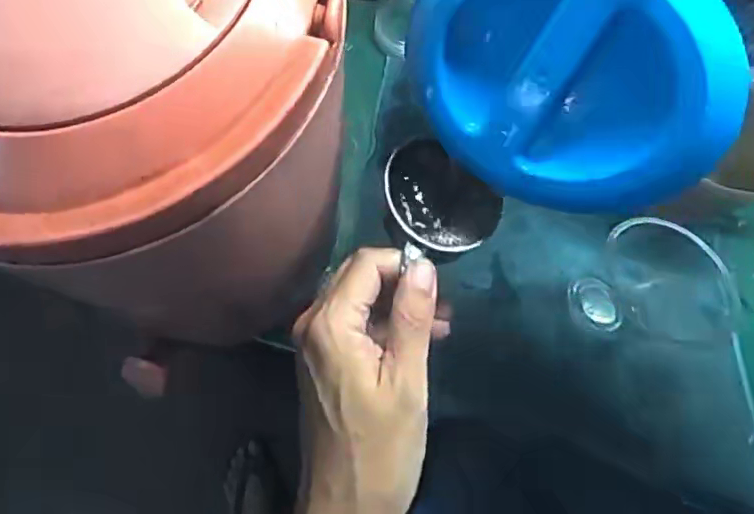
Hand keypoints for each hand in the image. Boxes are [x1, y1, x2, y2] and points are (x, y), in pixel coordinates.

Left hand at [292, 248, 438, 513]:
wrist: (344, 510)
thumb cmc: (380, 450)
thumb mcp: (406, 382)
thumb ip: (412, 317)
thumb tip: (423, 264)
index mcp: (329, 322)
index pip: (366, 263)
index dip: (403, 264)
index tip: (436, 284)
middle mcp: (312, 321)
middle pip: (358, 275)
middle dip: (401, 283)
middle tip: (441, 305)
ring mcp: (313, 340)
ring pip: (357, 297)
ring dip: (395, 304)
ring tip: (438, 324)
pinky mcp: (319, 356)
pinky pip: (351, 321)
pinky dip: (382, 324)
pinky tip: (414, 341)